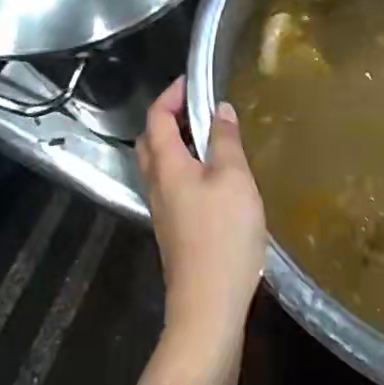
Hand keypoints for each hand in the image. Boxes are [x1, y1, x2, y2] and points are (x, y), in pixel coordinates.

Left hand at [136, 76, 265, 384]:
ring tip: (209, 132)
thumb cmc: (223, 233)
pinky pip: (173, 184)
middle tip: (197, 104)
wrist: (209, 305)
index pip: (155, 119)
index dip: (170, 94)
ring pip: (160, 165)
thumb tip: (220, 108)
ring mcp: (164, 211)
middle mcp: (158, 186)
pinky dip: (186, 165)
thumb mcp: (233, 177)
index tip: (191, 80)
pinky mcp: (175, 230)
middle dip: (168, 117)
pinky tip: (214, 172)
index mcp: (167, 167)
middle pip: (150, 142)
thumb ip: (225, 140)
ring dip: (177, 142)